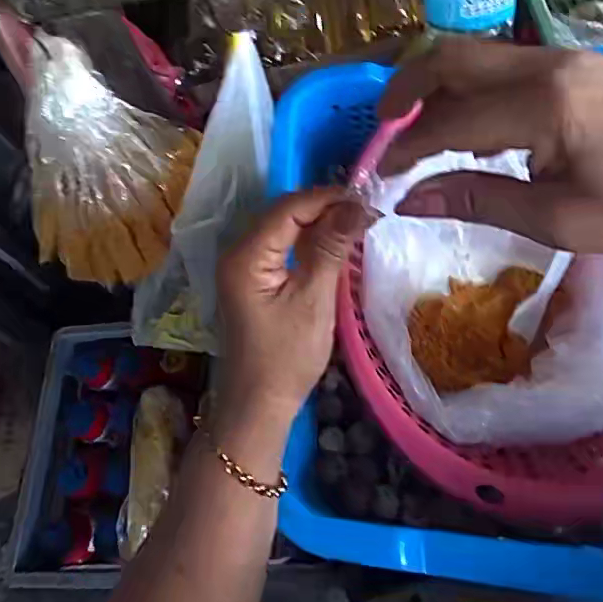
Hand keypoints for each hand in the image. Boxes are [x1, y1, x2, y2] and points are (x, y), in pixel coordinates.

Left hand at [216, 188, 371, 417]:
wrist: (258, 403)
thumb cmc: (287, 358)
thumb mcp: (314, 301)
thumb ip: (331, 248)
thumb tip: (356, 206)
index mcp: (246, 255)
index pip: (287, 208)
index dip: (325, 199)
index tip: (364, 200)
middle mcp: (237, 251)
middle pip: (282, 212)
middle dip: (323, 207)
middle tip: (365, 210)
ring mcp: (242, 264)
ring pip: (282, 226)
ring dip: (317, 221)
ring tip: (355, 221)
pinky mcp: (251, 276)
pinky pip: (280, 244)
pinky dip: (307, 239)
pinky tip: (332, 241)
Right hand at [377, 39, 602, 279]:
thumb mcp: (561, 221)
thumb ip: (477, 200)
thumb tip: (408, 200)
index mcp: (544, 103)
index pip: (448, 119)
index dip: (405, 147)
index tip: (380, 173)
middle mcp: (549, 64)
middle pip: (451, 58)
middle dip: (406, 90)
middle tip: (384, 130)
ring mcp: (568, 59)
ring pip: (477, 56)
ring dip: (438, 87)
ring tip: (420, 131)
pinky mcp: (582, 67)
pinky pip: (506, 67)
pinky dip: (472, 89)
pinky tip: (475, 129)